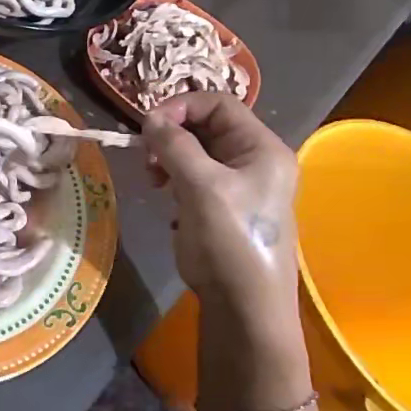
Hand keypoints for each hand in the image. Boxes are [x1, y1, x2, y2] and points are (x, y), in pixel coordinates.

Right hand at [142, 93, 300, 330]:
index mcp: (262, 148)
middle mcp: (254, 159)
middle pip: (207, 126)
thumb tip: (149, 118)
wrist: (243, 306)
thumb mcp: (201, 186)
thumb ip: (174, 145)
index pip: (219, 103)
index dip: (181, 107)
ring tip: (154, 179)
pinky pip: (194, 176)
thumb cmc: (229, 240)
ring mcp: (239, 184)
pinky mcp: (223, 205)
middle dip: (172, 135)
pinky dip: (175, 179)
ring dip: (170, 157)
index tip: (148, 125)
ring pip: (196, 151)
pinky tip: (167, 197)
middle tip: (147, 156)